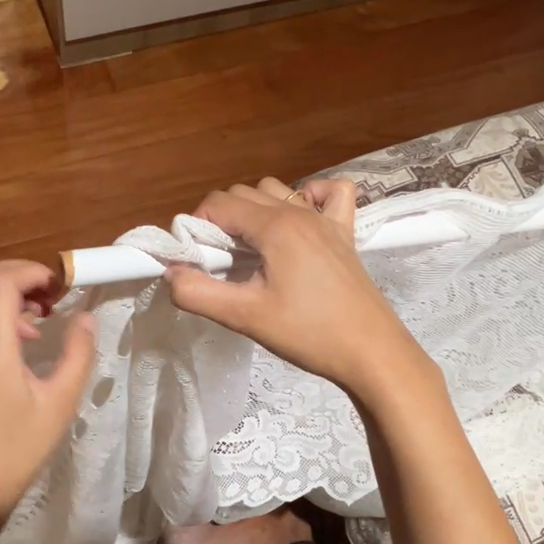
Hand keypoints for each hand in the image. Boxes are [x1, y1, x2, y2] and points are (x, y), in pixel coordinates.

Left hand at [0, 260, 96, 527]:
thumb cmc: (20, 449)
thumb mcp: (60, 403)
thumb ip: (78, 354)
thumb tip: (86, 318)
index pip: (0, 281)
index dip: (32, 271)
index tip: (61, 288)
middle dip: (17, 272)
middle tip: (50, 294)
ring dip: (6, 291)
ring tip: (42, 317)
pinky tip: (23, 339)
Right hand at [164, 177, 432, 397]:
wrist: (371, 352)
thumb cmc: (308, 334)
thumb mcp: (245, 317)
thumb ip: (199, 293)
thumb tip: (171, 273)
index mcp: (275, 226)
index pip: (219, 203)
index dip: (197, 227)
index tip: (197, 260)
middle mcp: (300, 211)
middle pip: (244, 193)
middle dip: (221, 220)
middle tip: (219, 264)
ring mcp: (327, 220)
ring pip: (277, 191)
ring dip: (255, 210)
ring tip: (250, 252)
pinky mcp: (345, 234)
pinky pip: (329, 194)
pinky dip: (309, 197)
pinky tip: (298, 224)